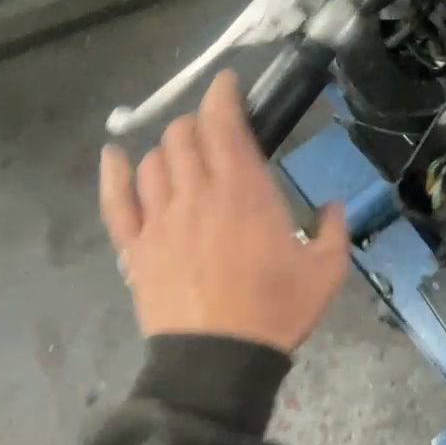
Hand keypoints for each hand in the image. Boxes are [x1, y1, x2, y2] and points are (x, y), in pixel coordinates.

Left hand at [99, 70, 347, 351]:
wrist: (221, 359)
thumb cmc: (277, 311)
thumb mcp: (327, 270)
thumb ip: (332, 229)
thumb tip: (331, 205)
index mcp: (245, 193)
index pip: (223, 124)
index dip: (223, 95)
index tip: (228, 84)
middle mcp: (197, 194)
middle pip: (184, 135)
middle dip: (200, 124)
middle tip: (217, 135)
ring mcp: (159, 219)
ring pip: (152, 160)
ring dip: (169, 149)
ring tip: (184, 159)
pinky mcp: (135, 246)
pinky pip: (114, 198)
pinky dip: (113, 172)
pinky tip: (117, 157)